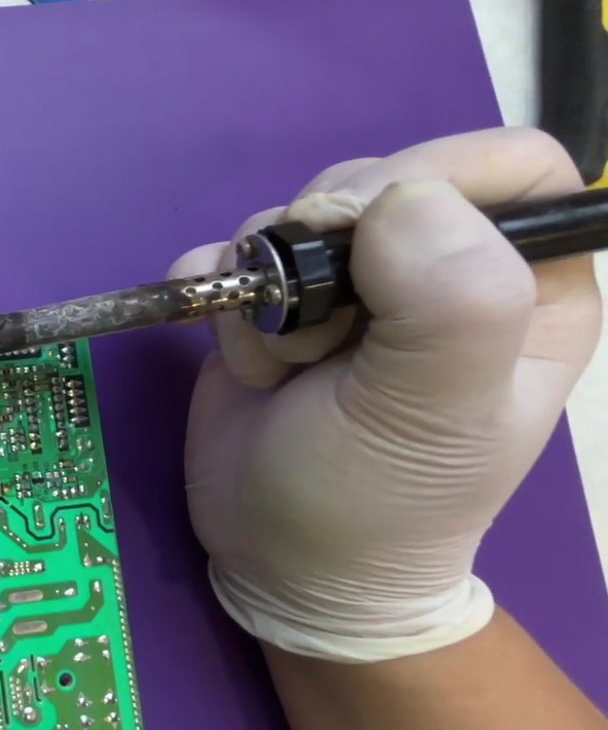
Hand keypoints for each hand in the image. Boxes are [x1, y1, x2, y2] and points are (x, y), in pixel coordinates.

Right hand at [168, 128, 600, 661]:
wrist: (279, 558)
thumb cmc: (375, 497)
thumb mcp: (430, 412)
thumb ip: (449, 303)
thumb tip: (397, 201)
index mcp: (520, 287)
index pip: (501, 170)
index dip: (425, 180)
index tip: (353, 235)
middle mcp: (431, 277)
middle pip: (376, 186)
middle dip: (319, 241)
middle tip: (302, 317)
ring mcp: (337, 295)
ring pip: (289, 221)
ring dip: (257, 278)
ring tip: (268, 359)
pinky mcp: (262, 314)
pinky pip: (226, 257)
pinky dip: (208, 282)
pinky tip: (212, 331)